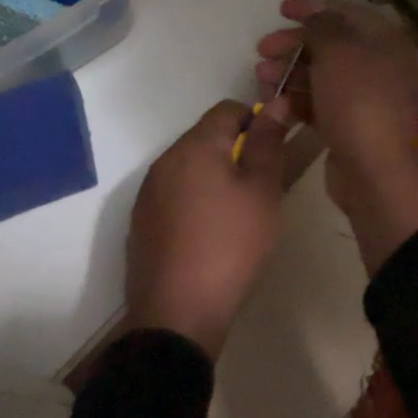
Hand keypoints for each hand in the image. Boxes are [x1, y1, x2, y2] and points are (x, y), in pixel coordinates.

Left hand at [126, 100, 286, 358]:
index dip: (256, 121)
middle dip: (235, 151)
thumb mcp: (262, 192)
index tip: (273, 151)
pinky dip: (194, 203)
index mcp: (194, 146)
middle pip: (206, 137)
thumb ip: (268, 142)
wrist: (177, 315)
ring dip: (214, 178)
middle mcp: (165, 161)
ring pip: (189, 168)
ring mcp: (148, 194)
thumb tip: (275, 102)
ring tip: (236, 216)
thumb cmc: (229, 246)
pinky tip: (208, 237)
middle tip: (260, 188)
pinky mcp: (141, 223)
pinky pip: (174, 196)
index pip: (227, 109)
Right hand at [257, 0, 417, 274]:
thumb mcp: (338, 52)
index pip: (345, 12)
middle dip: (294, 44)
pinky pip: (319, 102)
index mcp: (384, 41)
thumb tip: (317, 17)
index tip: (281, 10)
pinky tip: (275, 102)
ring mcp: (364, 97)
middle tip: (262, 49)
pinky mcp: (350, 125)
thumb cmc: (359, 101)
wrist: (378, 173)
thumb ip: (322, 27)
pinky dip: (297, 99)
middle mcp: (378, 64)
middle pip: (330, 44)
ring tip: (261, 77)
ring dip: (289, 72)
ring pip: (321, 75)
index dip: (312, 7)